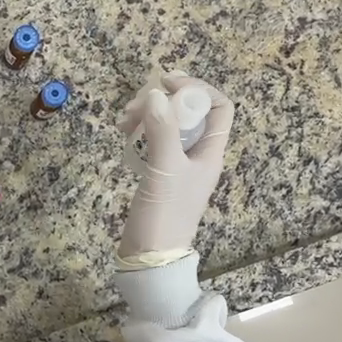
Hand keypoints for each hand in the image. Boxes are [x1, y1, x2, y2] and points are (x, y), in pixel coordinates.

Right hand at [118, 71, 234, 268]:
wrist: (149, 259)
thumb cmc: (164, 216)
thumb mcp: (165, 170)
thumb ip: (162, 131)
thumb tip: (155, 94)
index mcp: (210, 153)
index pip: (218, 107)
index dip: (196, 88)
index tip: (165, 82)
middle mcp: (197, 156)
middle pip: (189, 113)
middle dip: (163, 102)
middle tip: (133, 107)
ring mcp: (177, 166)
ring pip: (168, 126)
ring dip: (148, 116)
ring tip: (123, 122)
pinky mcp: (159, 176)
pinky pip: (154, 143)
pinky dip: (141, 134)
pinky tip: (124, 137)